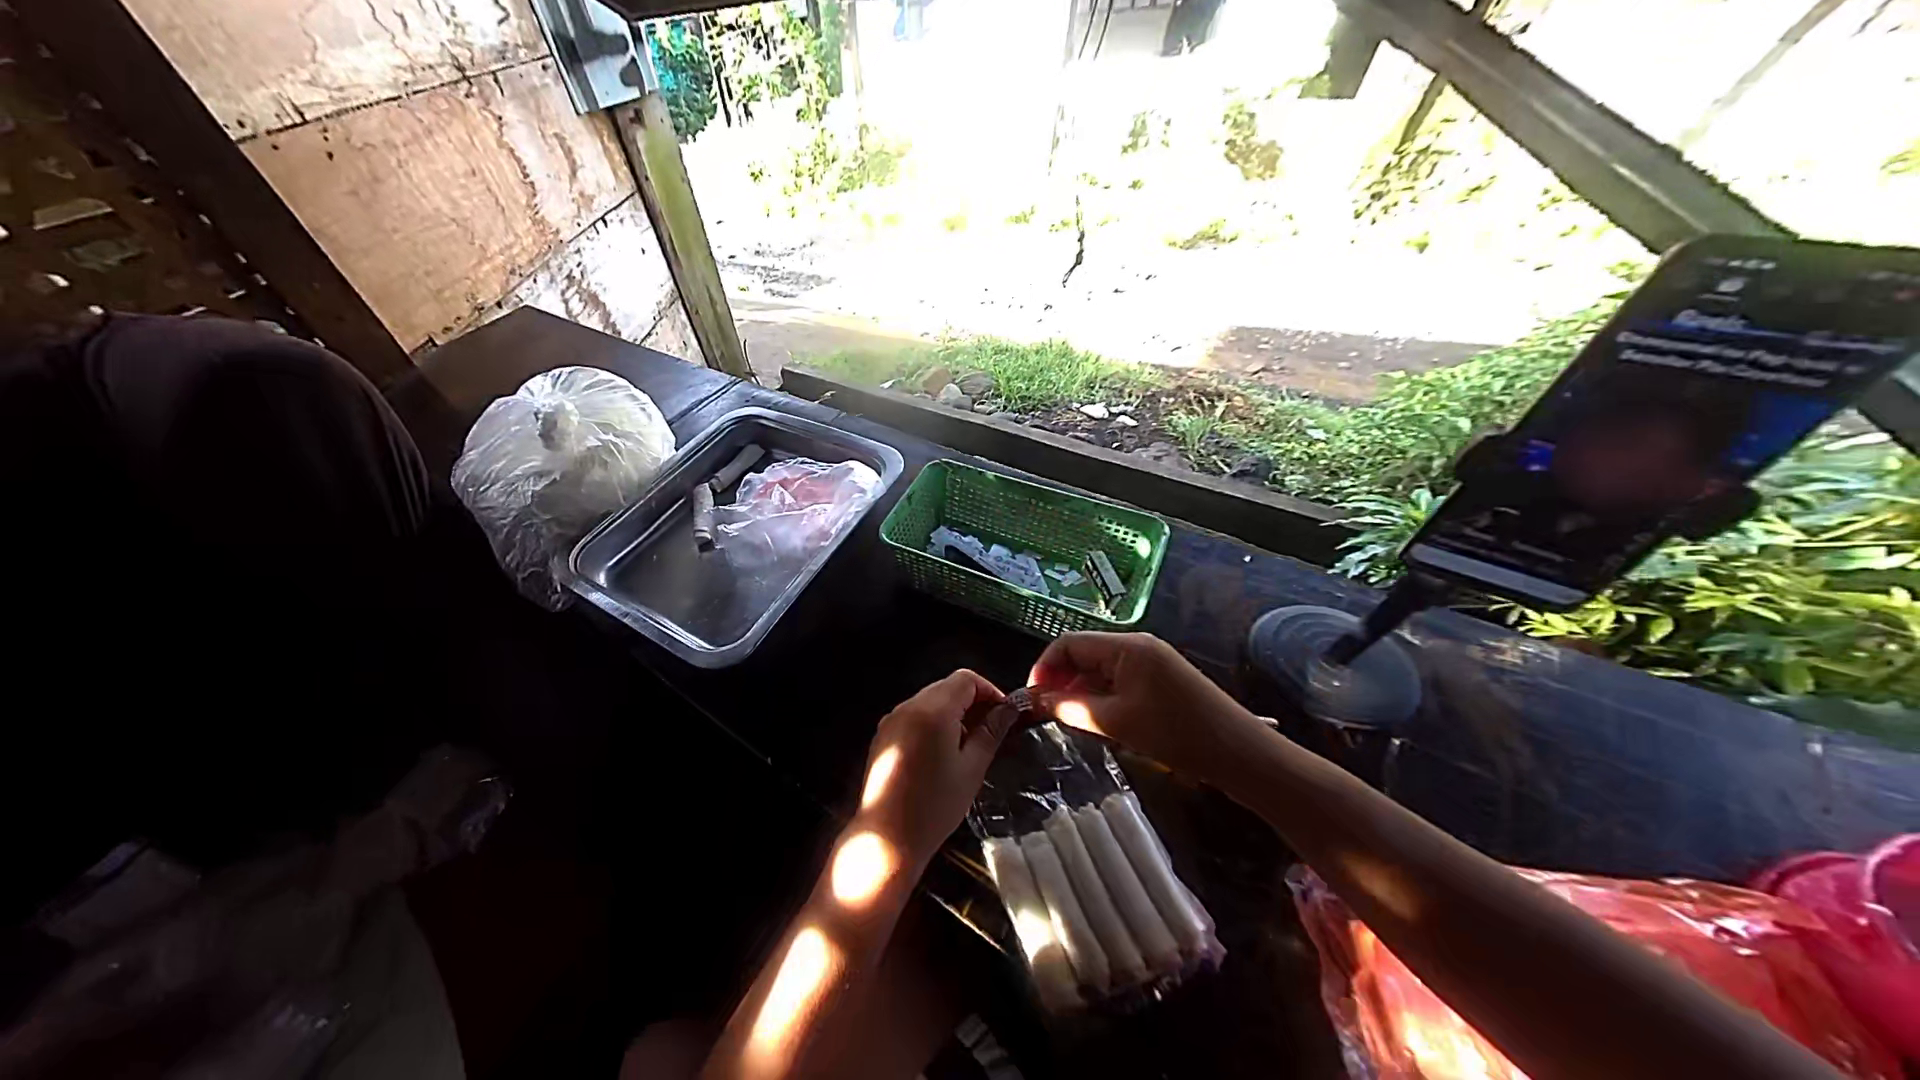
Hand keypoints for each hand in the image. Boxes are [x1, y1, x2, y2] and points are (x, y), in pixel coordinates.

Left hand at [857, 670, 1014, 864]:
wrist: (887, 839)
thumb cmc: (934, 806)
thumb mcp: (972, 768)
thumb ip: (991, 731)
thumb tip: (1008, 710)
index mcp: (932, 710)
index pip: (966, 679)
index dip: (990, 691)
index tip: (1003, 714)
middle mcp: (907, 707)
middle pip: (947, 686)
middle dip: (972, 702)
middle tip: (991, 730)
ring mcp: (891, 720)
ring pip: (930, 700)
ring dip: (953, 713)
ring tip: (968, 746)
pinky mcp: (882, 736)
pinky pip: (914, 716)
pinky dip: (933, 723)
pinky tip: (941, 755)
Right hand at [1029, 632, 1263, 781]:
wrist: (1239, 752)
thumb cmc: (1176, 733)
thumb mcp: (1117, 721)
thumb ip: (1072, 707)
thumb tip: (1037, 700)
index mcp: (1126, 646)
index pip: (1068, 644)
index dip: (1044, 668)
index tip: (1032, 700)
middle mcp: (1136, 645)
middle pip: (1083, 654)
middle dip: (1060, 681)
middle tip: (1046, 715)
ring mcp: (1151, 661)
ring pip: (1099, 669)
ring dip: (1080, 692)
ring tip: (1070, 722)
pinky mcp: (1160, 679)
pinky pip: (1118, 680)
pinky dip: (1102, 697)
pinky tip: (1099, 722)